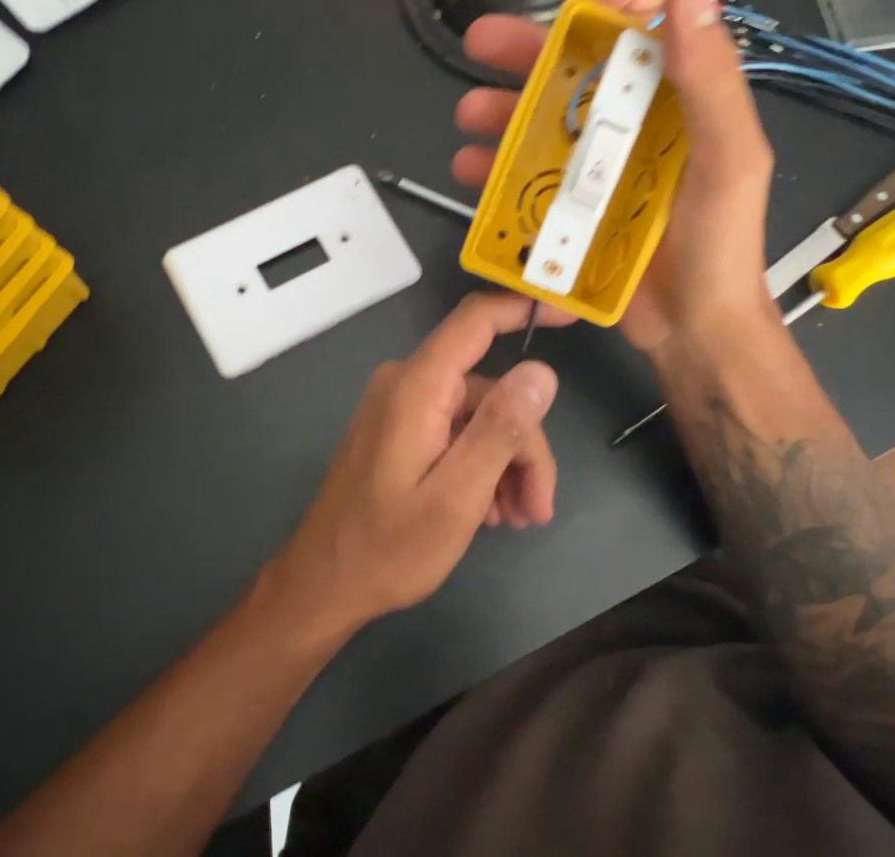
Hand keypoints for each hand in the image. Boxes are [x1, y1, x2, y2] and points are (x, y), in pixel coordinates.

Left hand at [269, 294, 569, 629]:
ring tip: (517, 519)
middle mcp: (406, 386)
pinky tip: (490, 512)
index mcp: (416, 389)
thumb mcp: (456, 497)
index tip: (572, 315)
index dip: (526, 308)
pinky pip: (455, 433)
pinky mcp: (398, 434)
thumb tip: (542, 371)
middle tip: (539, 508)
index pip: (476, 321)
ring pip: (478, 417)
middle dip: (524, 443)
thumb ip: (499, 430)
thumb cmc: (388, 549)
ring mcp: (400, 410)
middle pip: (490, 389)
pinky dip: (481, 466)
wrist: (322, 587)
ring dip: (506, 464)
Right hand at [452, 0, 777, 356]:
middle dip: (528, 50)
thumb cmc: (720, 245)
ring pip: (545, 121)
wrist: (695, 329)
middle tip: (478, 42)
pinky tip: (469, 171)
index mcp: (684, 101)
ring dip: (502, 112)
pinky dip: (497, 170)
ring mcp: (603, 167)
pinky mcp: (576, 206)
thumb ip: (713, 82)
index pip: (651, 27)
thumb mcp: (729, 161)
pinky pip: (530, 176)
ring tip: (467, 117)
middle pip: (580, 70)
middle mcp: (640, 124)